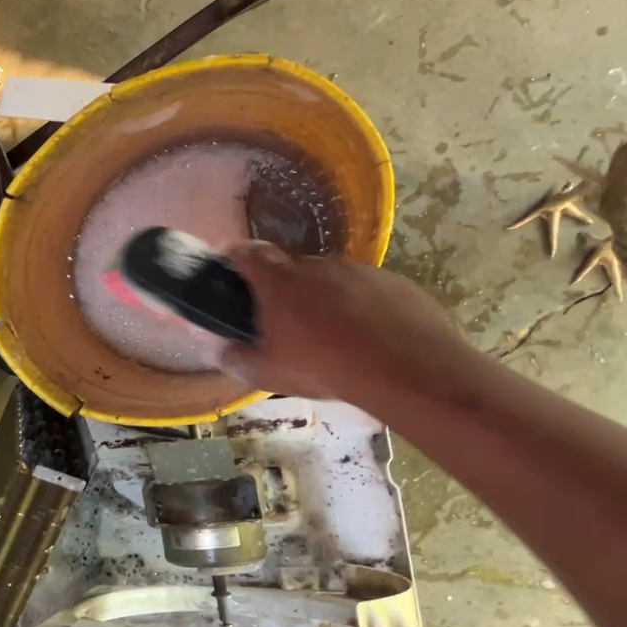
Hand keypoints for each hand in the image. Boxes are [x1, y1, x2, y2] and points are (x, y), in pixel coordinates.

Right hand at [221, 244, 477, 404]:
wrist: (406, 370)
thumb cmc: (323, 367)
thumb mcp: (266, 373)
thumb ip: (235, 358)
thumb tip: (221, 350)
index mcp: (280, 283)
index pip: (249, 253)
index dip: (235, 256)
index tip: (229, 266)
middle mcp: (318, 267)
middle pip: (291, 267)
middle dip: (282, 287)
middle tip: (282, 319)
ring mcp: (361, 271)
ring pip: (330, 278)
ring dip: (321, 297)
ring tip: (327, 332)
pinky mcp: (395, 282)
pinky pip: (365, 289)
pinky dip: (357, 305)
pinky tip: (363, 335)